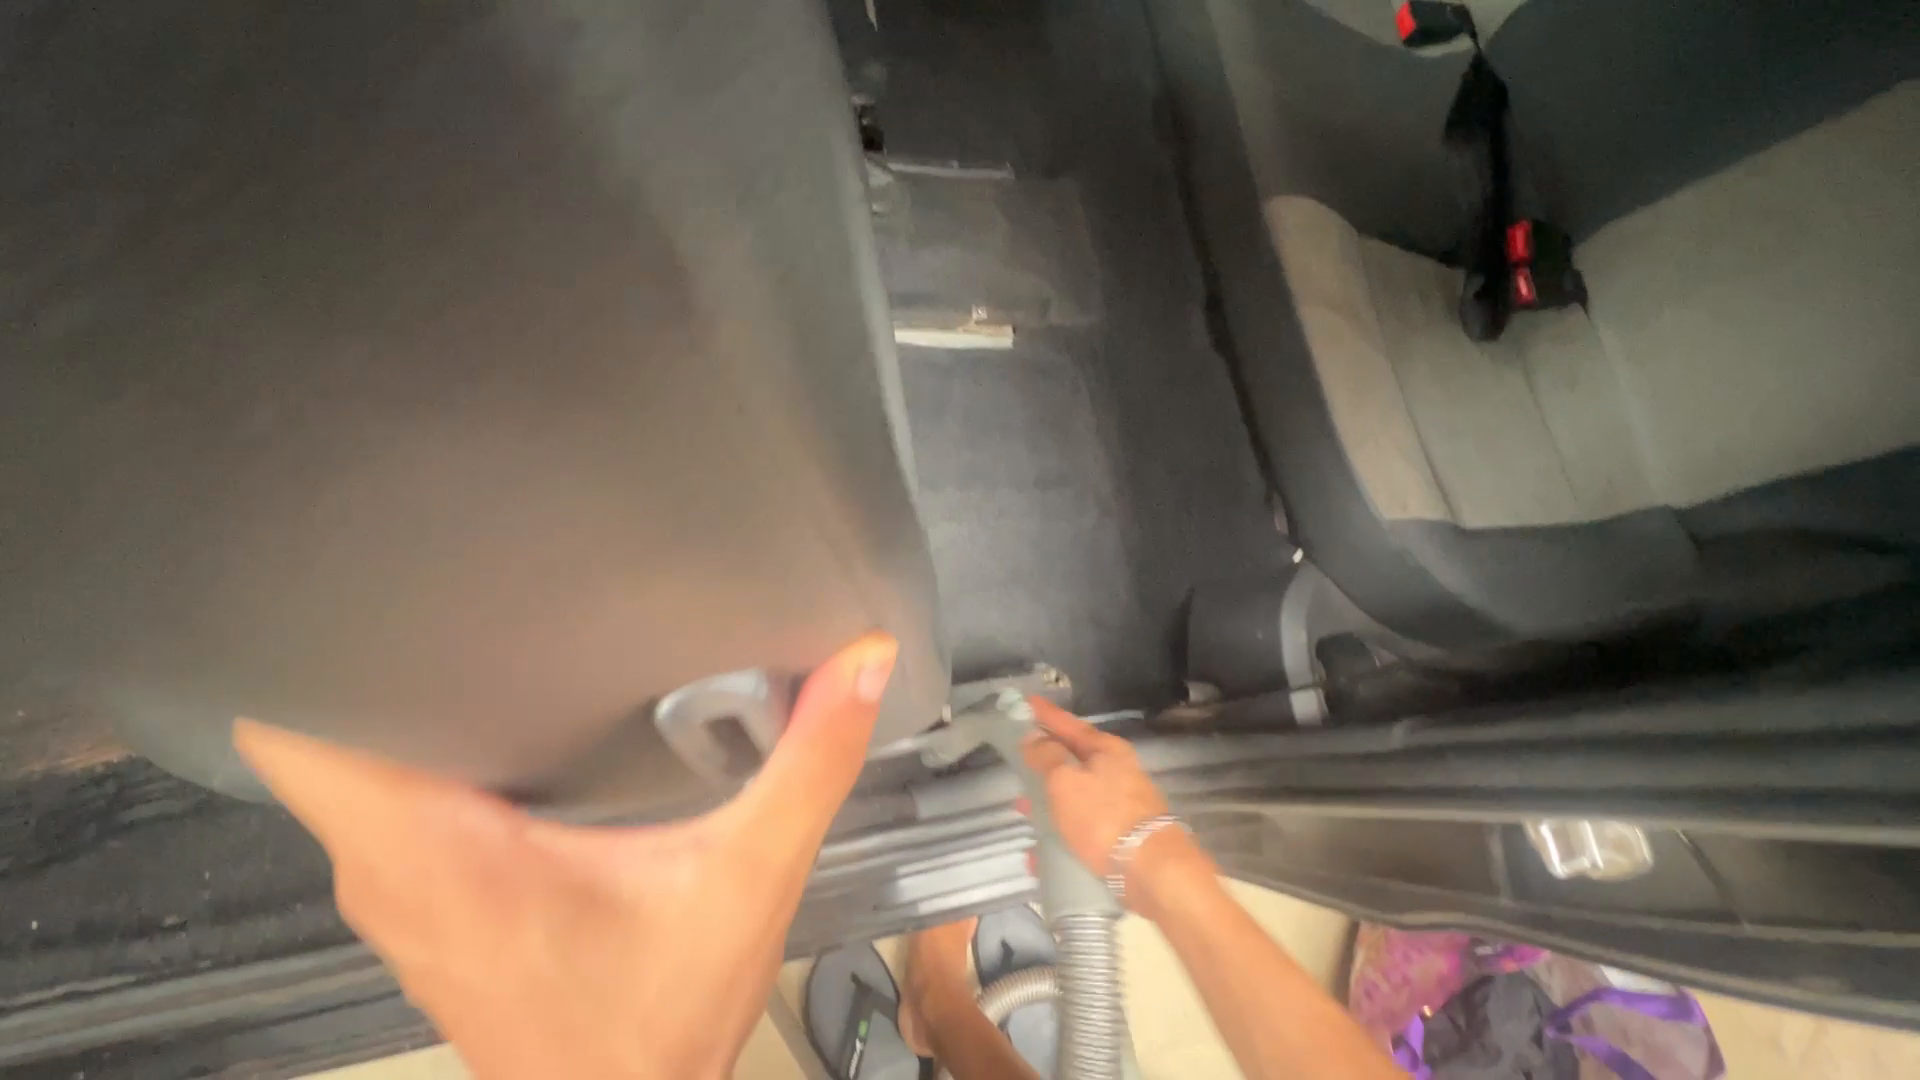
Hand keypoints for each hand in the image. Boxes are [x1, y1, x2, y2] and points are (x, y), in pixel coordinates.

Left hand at [234, 633, 897, 1079]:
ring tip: (504, 619)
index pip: (298, 726)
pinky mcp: (429, 898)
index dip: (327, 640)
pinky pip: (396, 794)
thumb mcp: (751, 877)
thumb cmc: (666, 1011)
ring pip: (361, 759)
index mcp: (435, 848)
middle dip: (390, 642)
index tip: (405, 571)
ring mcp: (397, 887)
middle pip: (329, 724)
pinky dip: (436, 743)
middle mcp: (386, 862)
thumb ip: (808, 762)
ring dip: (416, 691)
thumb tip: (863, 657)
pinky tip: (519, 707)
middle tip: (478, 568)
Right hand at [1019, 700, 1170, 889]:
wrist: (1153, 871)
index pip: (1068, 724)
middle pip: (1073, 760)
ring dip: (1048, 802)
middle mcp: (1117, 771)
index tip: (1024, 703)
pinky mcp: (1121, 836)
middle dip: (1044, 762)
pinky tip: (1039, 853)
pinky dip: (1059, 835)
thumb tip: (1032, 737)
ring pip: (1075, 796)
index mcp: (1106, 749)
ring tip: (1023, 812)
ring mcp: (1121, 804)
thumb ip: (1046, 757)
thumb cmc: (1103, 817)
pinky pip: (1081, 829)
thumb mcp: (1065, 781)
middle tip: (1017, 761)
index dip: (1044, 714)